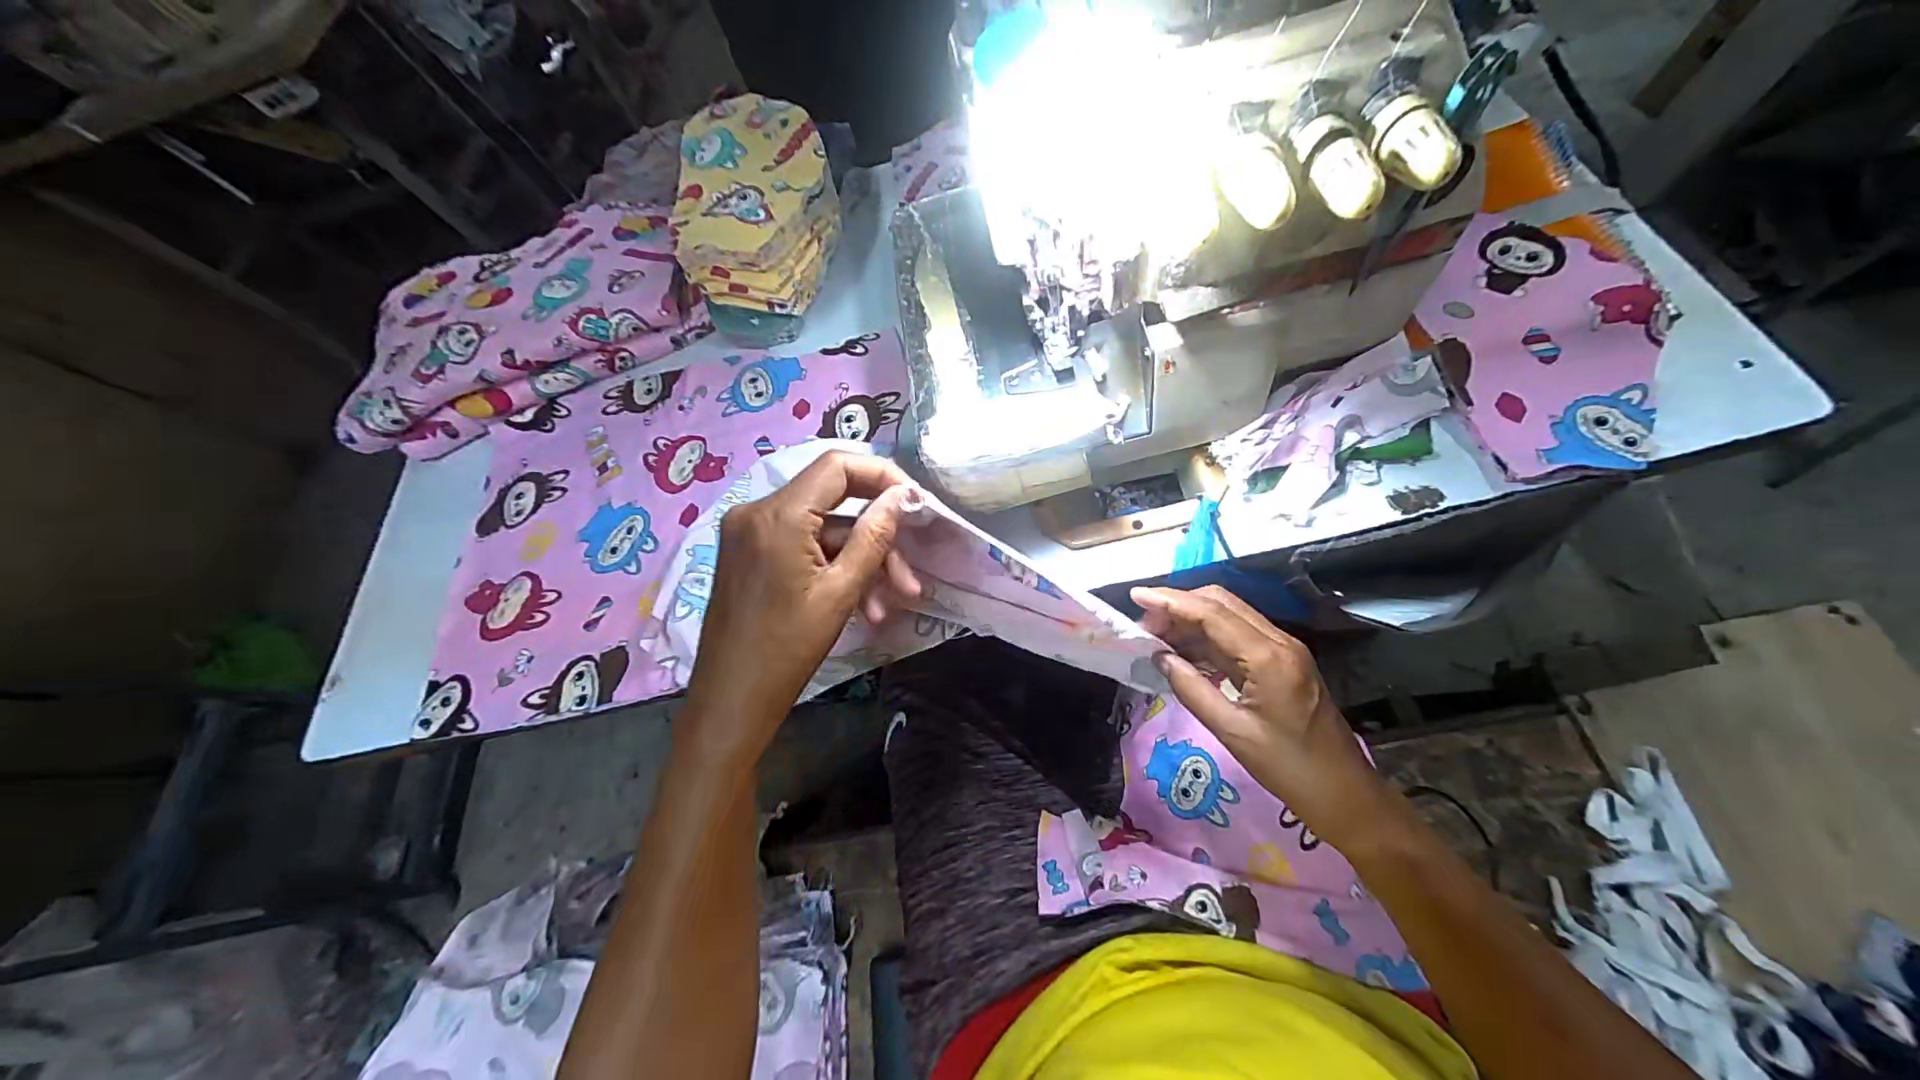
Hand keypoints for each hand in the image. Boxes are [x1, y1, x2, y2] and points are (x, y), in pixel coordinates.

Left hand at [681, 452, 921, 763]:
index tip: (915, 504)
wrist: (730, 701)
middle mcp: (756, 511)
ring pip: (821, 530)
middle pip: (833, 501)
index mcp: (777, 515)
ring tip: (886, 606)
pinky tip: (860, 607)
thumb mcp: (840, 592)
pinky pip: (801, 546)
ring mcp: (748, 532)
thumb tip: (903, 497)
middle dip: (876, 536)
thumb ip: (874, 537)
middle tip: (908, 577)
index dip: (883, 476)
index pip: (838, 466)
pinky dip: (832, 569)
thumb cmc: (786, 650)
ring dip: (858, 562)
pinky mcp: (748, 553)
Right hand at [1132, 585, 1395, 848]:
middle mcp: (1278, 642)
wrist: (1344, 793)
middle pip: (1222, 604)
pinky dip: (1208, 638)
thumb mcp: (1231, 732)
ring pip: (1229, 617)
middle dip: (1179, 606)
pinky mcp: (1283, 663)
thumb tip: (1160, 658)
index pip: (1211, 613)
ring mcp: (1284, 650)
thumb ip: (1191, 689)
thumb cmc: (1288, 768)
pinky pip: (1238, 638)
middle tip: (1144, 625)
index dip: (1170, 601)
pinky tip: (1184, 653)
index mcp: (1268, 657)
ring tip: (1156, 638)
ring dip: (1191, 621)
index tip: (1136, 597)